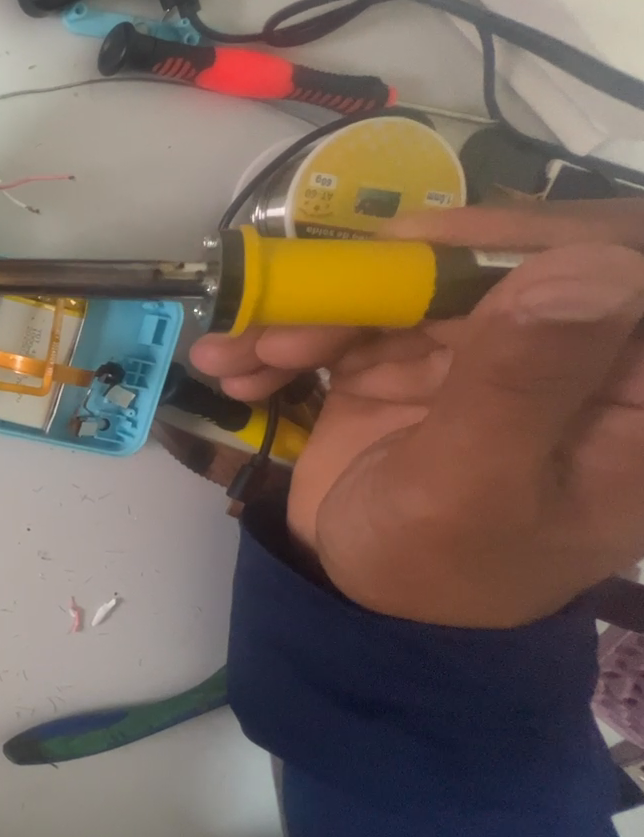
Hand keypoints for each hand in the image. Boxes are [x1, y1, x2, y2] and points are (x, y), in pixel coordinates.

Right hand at [191, 203, 643, 626]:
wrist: (366, 600)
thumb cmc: (443, 563)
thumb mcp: (474, 484)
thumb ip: (516, 384)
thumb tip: (579, 267)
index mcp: (626, 390)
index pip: (617, 268)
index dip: (525, 237)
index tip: (412, 249)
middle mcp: (557, 355)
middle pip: (474, 273)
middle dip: (362, 295)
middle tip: (282, 333)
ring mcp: (471, 354)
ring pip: (388, 293)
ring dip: (296, 320)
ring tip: (232, 361)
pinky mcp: (397, 362)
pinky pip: (335, 326)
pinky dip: (275, 344)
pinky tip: (234, 373)